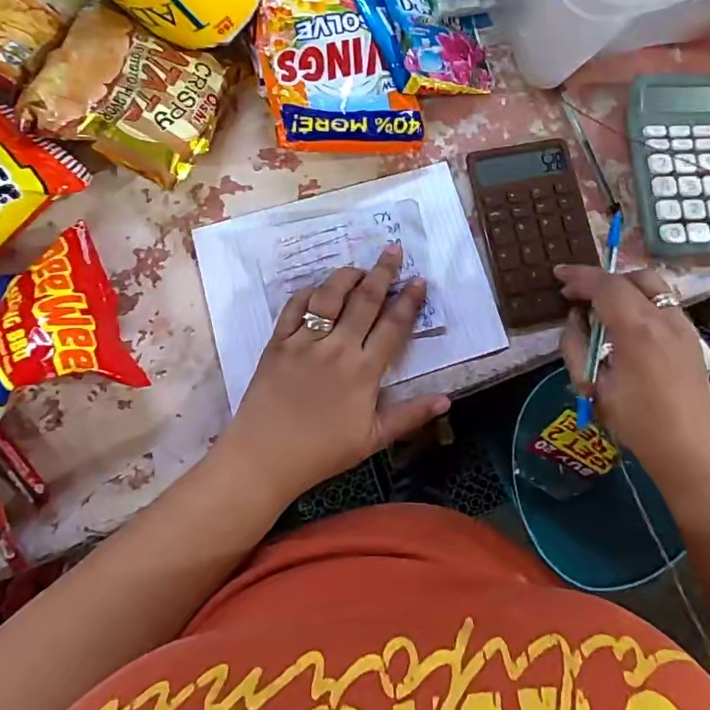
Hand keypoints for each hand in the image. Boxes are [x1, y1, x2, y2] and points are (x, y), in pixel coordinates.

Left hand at [215, 245, 449, 502]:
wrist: (263, 458)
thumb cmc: (321, 452)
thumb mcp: (372, 439)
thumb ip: (409, 415)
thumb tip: (446, 400)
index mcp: (364, 371)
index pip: (393, 326)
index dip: (408, 300)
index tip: (418, 280)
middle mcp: (337, 348)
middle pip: (365, 300)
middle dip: (383, 272)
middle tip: (393, 250)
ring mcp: (305, 342)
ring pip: (330, 296)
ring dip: (347, 276)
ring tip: (359, 267)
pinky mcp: (278, 342)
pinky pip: (295, 307)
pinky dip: (308, 293)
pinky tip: (318, 289)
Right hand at [554, 264, 709, 474]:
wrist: (690, 451)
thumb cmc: (637, 423)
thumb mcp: (593, 387)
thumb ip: (576, 346)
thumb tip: (575, 319)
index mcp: (638, 330)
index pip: (605, 286)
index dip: (579, 276)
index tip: (559, 276)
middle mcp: (665, 318)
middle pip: (631, 277)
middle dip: (601, 280)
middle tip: (579, 294)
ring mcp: (684, 325)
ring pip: (652, 285)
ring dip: (624, 287)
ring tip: (603, 306)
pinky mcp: (692, 336)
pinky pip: (664, 302)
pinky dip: (641, 300)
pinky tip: (629, 323)